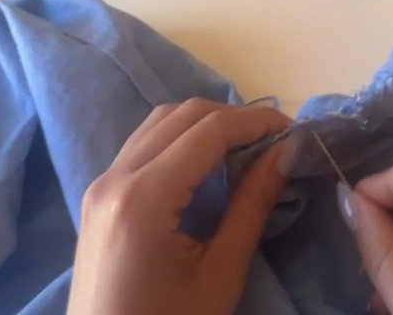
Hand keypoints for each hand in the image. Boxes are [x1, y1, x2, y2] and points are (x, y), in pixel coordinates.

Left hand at [68, 100, 292, 314]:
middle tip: (274, 140)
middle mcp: (115, 178)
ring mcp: (100, 185)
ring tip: (244, 147)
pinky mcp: (98, 198)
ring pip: (160, 121)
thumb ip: (252, 205)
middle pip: (184, 115)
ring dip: (206, 122)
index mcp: (143, 198)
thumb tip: (286, 151)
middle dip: (234, 118)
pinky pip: (143, 143)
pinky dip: (179, 137)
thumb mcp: (219, 276)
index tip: (294, 130)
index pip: (209, 130)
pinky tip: (205, 162)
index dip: (256, 121)